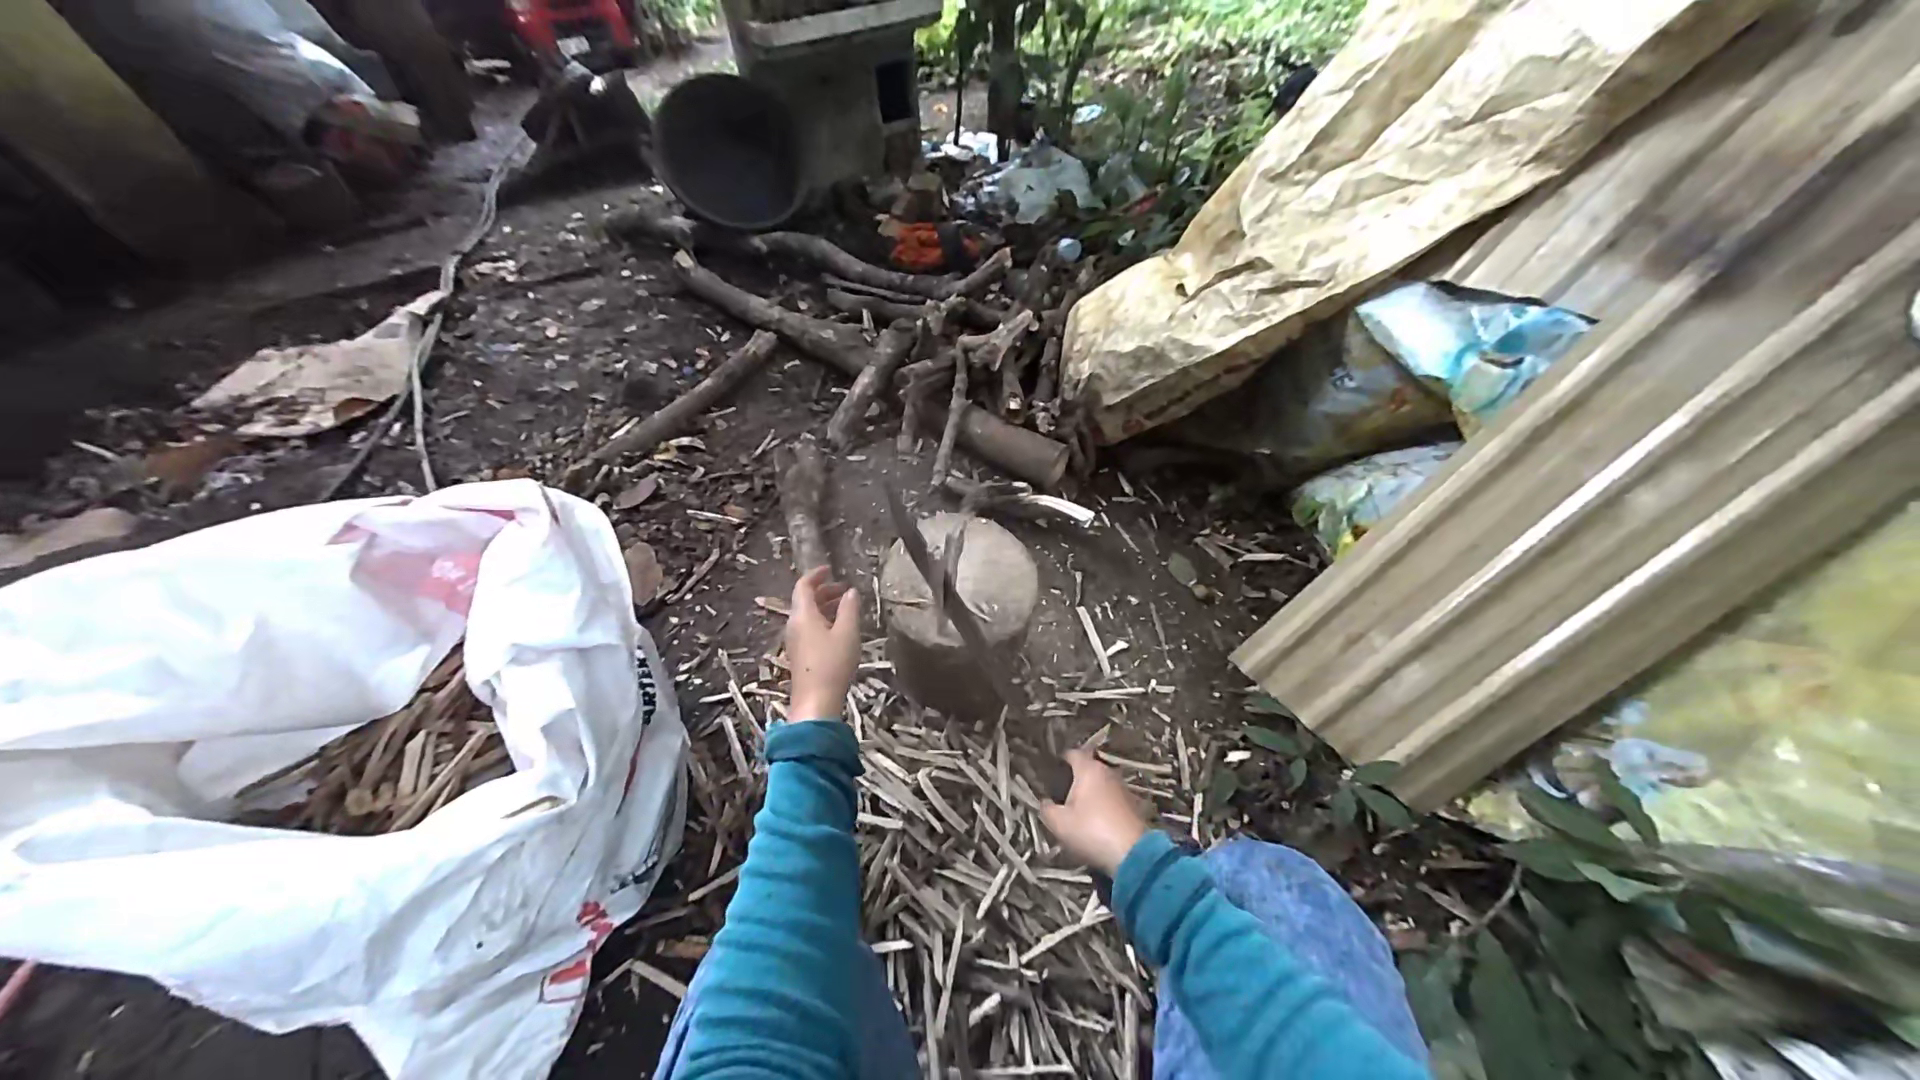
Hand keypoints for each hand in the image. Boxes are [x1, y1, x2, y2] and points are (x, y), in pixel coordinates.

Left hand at [785, 566, 860, 721]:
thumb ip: (850, 609)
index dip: (816, 575)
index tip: (830, 569)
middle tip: (844, 588)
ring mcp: (795, 641)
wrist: (816, 702)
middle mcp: (794, 624)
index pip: (803, 586)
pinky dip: (823, 620)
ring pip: (808, 615)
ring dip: (825, 606)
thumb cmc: (832, 663)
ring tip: (846, 606)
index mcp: (802, 615)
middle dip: (824, 591)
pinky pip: (809, 628)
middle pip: (805, 600)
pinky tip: (840, 628)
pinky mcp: (800, 654)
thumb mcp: (847, 633)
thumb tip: (851, 592)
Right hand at [1040, 749, 1150, 875]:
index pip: (1070, 753)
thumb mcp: (1058, 823)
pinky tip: (1096, 824)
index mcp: (1089, 769)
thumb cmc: (1092, 831)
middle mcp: (1108, 772)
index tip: (1048, 777)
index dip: (1058, 762)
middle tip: (1059, 798)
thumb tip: (1045, 802)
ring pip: (1100, 785)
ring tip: (1077, 814)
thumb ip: (1046, 808)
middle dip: (1073, 781)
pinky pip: (1112, 800)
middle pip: (1086, 769)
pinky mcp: (1134, 805)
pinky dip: (1103, 807)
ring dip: (1089, 795)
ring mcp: (1124, 788)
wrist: (1134, 855)